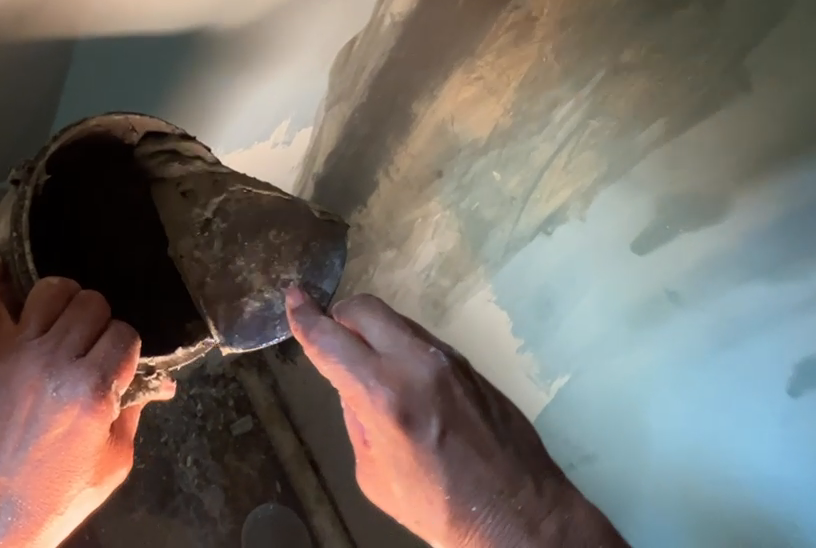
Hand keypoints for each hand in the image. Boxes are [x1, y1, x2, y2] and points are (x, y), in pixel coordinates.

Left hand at [0, 258, 171, 547]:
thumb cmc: (58, 496)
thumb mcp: (114, 462)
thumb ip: (134, 412)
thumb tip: (160, 382)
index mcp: (92, 390)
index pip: (125, 333)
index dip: (127, 348)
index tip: (120, 365)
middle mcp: (56, 360)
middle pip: (92, 302)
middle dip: (101, 321)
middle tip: (93, 347)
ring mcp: (19, 351)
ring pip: (51, 290)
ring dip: (65, 299)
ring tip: (65, 320)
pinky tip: (2, 267)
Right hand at [284, 289, 625, 547]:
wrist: (522, 518)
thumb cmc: (440, 508)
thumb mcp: (374, 475)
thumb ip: (357, 420)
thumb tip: (354, 389)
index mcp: (383, 394)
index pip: (329, 338)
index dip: (304, 315)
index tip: (292, 297)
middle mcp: (413, 362)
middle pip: (362, 308)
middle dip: (339, 316)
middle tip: (331, 336)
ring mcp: (446, 358)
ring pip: (393, 320)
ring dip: (372, 332)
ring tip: (372, 366)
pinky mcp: (468, 364)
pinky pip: (420, 340)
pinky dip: (400, 348)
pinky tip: (408, 383)